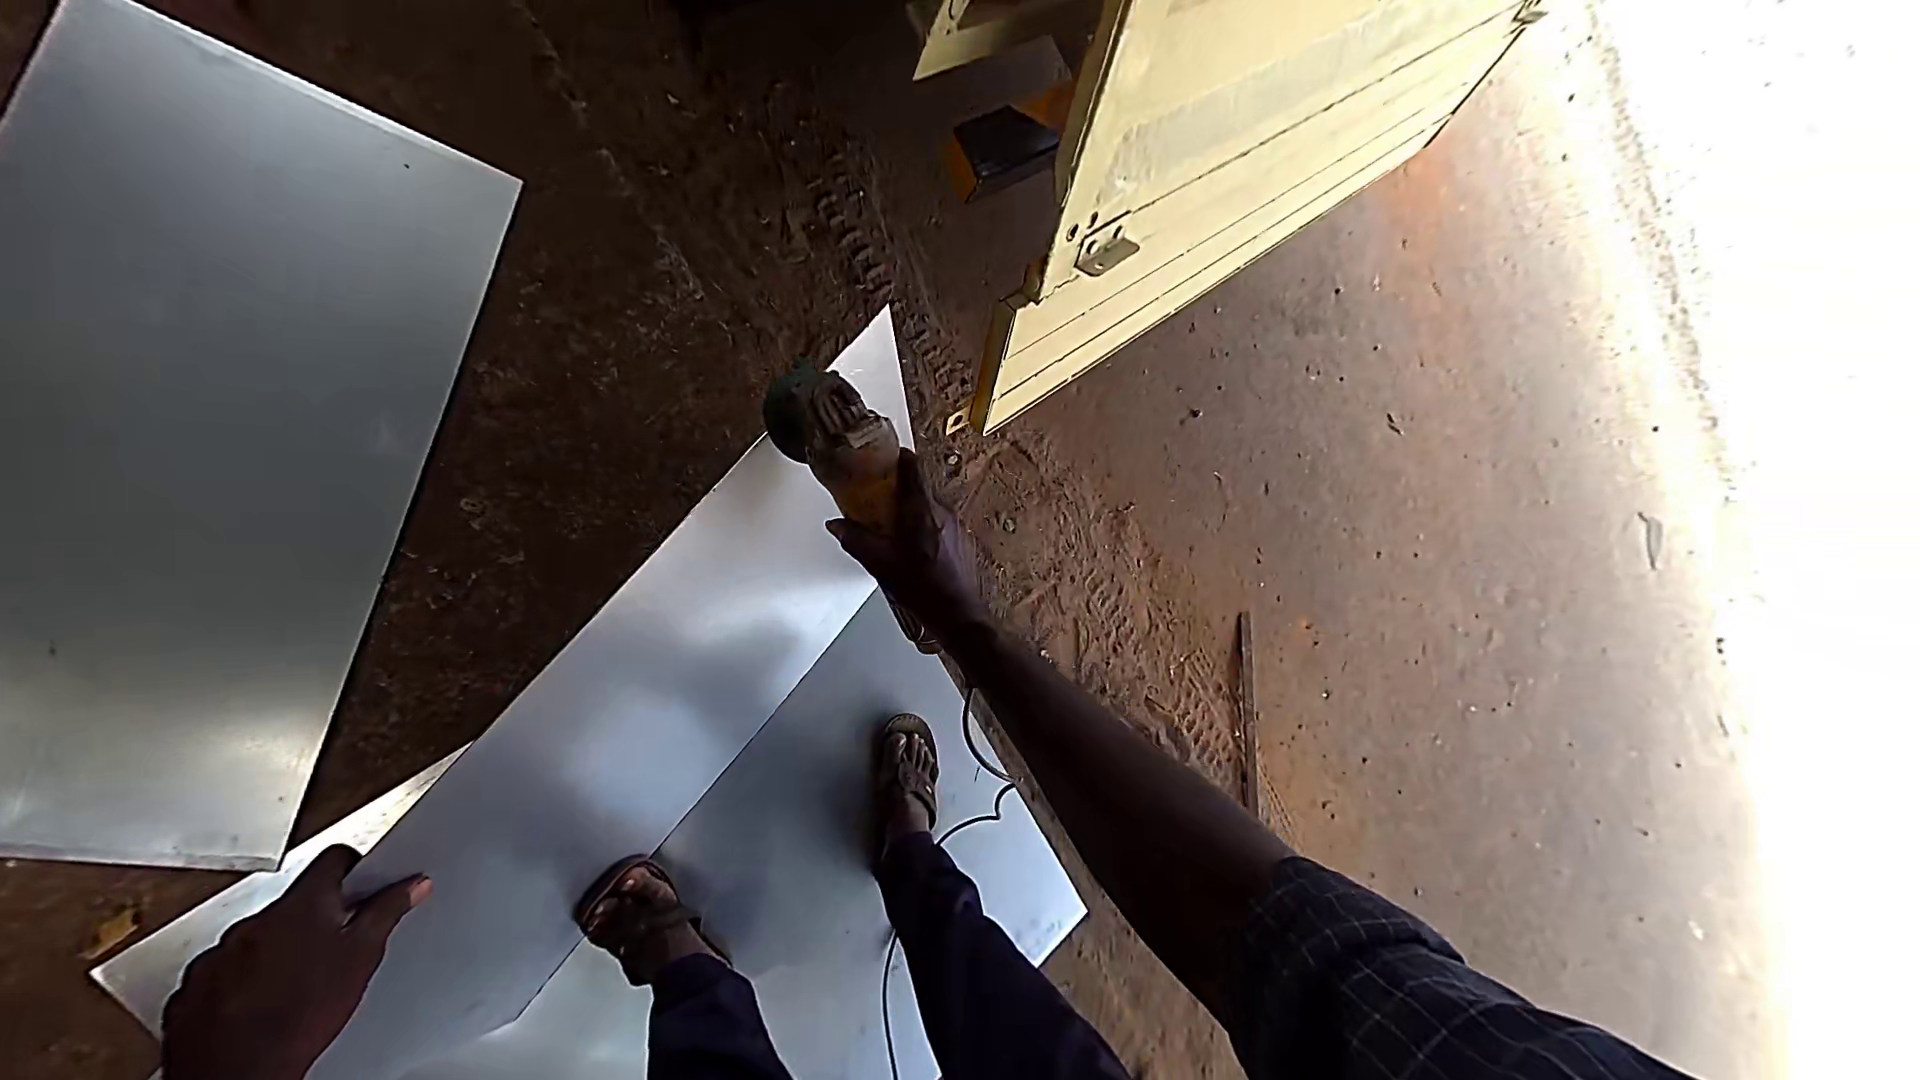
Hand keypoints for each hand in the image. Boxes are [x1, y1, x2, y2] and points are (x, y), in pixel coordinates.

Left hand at [161, 845, 429, 1079]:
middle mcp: (254, 923)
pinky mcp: (190, 990)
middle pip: (297, 900)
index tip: (364, 880)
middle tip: (338, 941)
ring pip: (261, 934)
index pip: (333, 858)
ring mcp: (215, 957)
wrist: (239, 1076)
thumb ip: (389, 909)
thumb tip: (413, 885)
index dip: (354, 866)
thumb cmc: (301, 1016)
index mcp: (301, 905)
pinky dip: (244, 976)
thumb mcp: (364, 954)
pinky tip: (263, 997)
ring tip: (300, 977)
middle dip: (318, 915)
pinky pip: (224, 967)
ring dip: (279, 946)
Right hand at [827, 448, 986, 636]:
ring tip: (894, 527)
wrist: (958, 613)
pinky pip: (940, 522)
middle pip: (920, 487)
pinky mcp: (962, 539)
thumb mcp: (880, 564)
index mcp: (921, 512)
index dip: (899, 458)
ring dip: (912, 510)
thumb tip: (837, 525)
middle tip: (880, 498)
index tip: (886, 456)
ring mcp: (956, 526)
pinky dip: (925, 525)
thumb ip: (856, 539)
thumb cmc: (923, 590)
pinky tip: (914, 546)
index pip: (913, 469)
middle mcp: (942, 513)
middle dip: (900, 490)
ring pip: (930, 506)